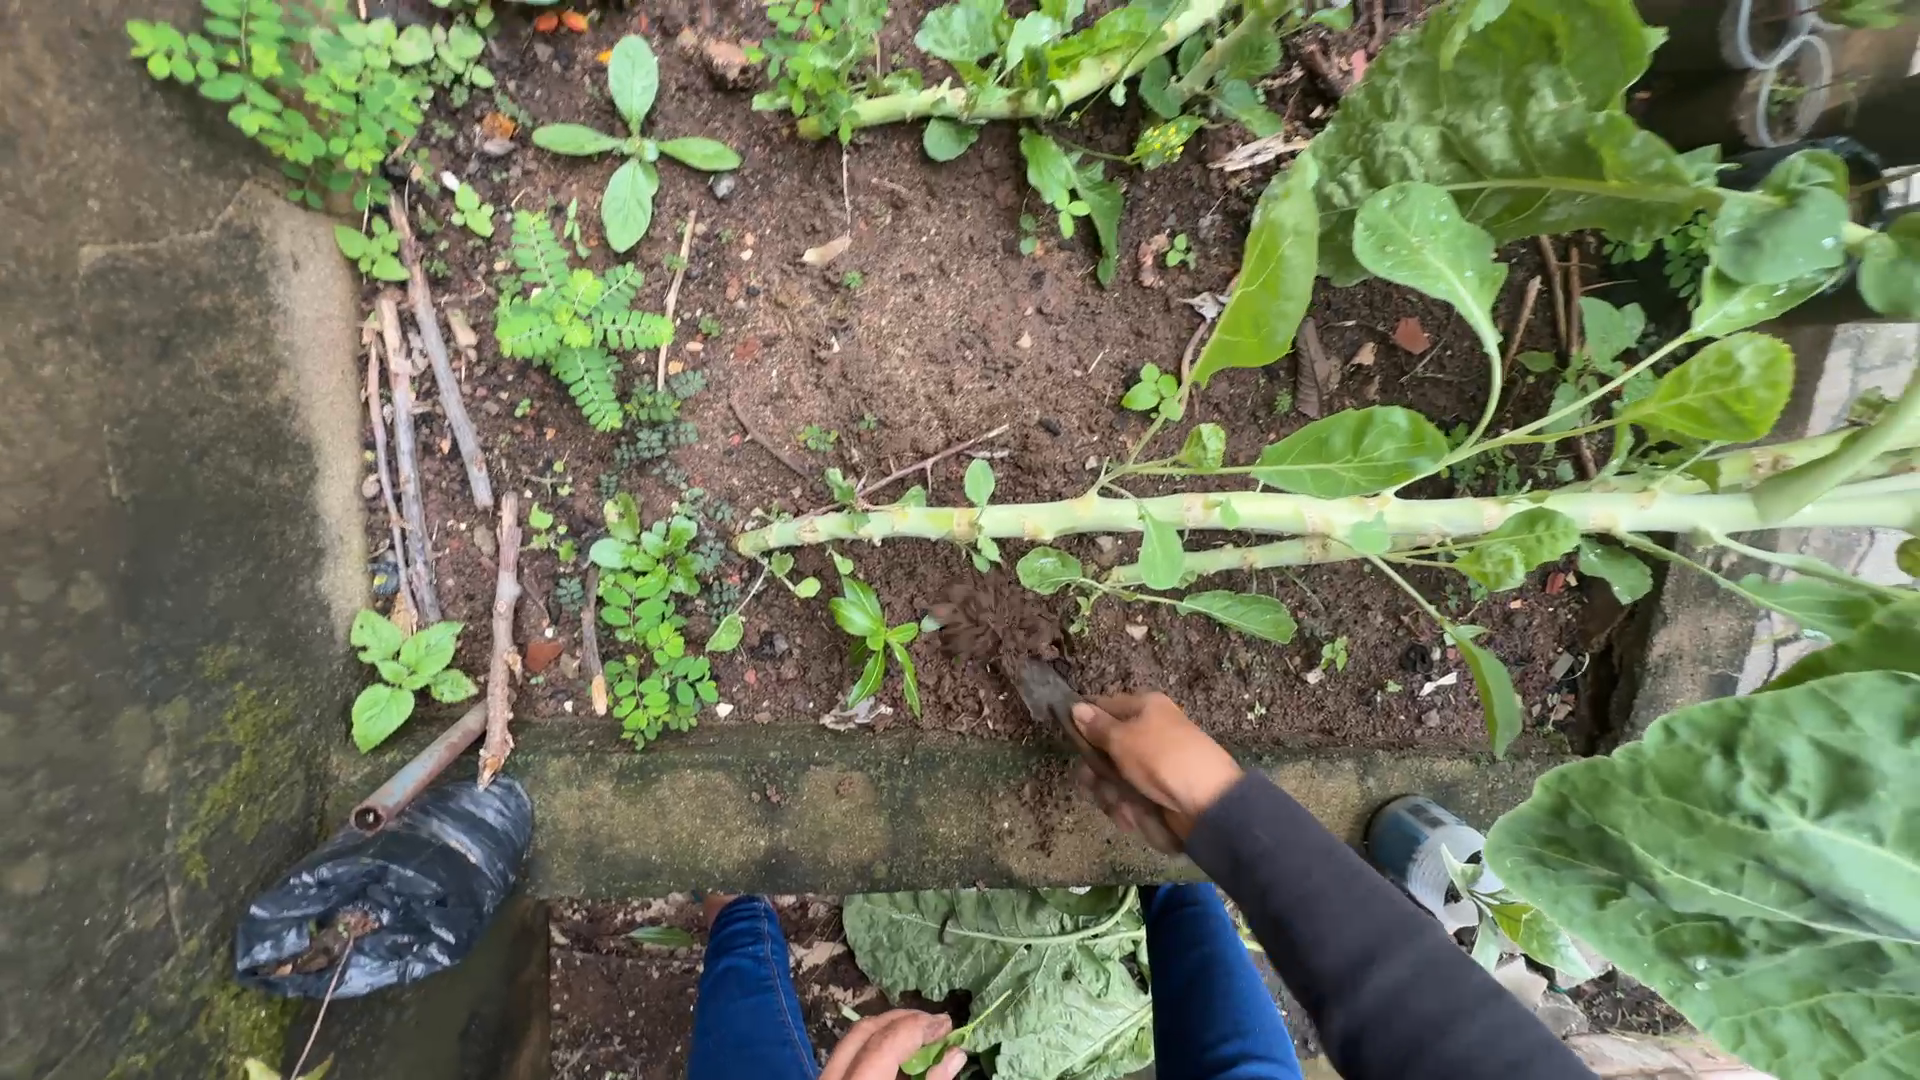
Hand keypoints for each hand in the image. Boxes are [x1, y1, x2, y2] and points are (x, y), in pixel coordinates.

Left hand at [822, 1009, 965, 1079]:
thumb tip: (956, 1052)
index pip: (888, 1039)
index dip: (920, 1026)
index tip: (947, 1025)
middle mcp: (832, 1076)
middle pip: (865, 1030)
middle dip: (902, 1020)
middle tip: (934, 1025)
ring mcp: (824, 1078)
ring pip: (853, 1040)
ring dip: (889, 1031)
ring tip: (919, 1037)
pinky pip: (847, 1057)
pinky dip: (874, 1050)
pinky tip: (897, 1057)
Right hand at [1072, 693, 1243, 844]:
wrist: (1208, 804)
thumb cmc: (1162, 758)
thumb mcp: (1123, 738)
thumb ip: (1096, 726)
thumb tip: (1075, 707)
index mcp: (1145, 708)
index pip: (1104, 707)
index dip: (1086, 723)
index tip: (1071, 740)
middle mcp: (1149, 733)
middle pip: (1105, 748)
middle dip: (1096, 771)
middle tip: (1092, 783)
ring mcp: (1152, 765)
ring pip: (1114, 778)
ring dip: (1111, 794)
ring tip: (1121, 805)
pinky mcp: (1157, 793)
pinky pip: (1130, 797)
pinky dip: (1128, 809)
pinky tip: (1133, 817)